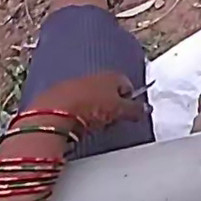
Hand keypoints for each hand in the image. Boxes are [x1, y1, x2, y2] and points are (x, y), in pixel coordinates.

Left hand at [28, 72, 142, 131]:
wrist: (53, 112)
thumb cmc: (91, 107)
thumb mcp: (119, 111)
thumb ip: (135, 109)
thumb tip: (146, 109)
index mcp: (112, 75)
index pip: (128, 86)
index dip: (129, 102)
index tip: (125, 115)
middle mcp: (95, 75)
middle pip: (109, 91)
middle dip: (110, 107)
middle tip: (109, 122)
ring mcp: (75, 83)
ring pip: (91, 97)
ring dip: (93, 110)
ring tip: (91, 125)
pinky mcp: (58, 95)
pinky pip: (74, 104)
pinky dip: (76, 113)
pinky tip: (75, 124)